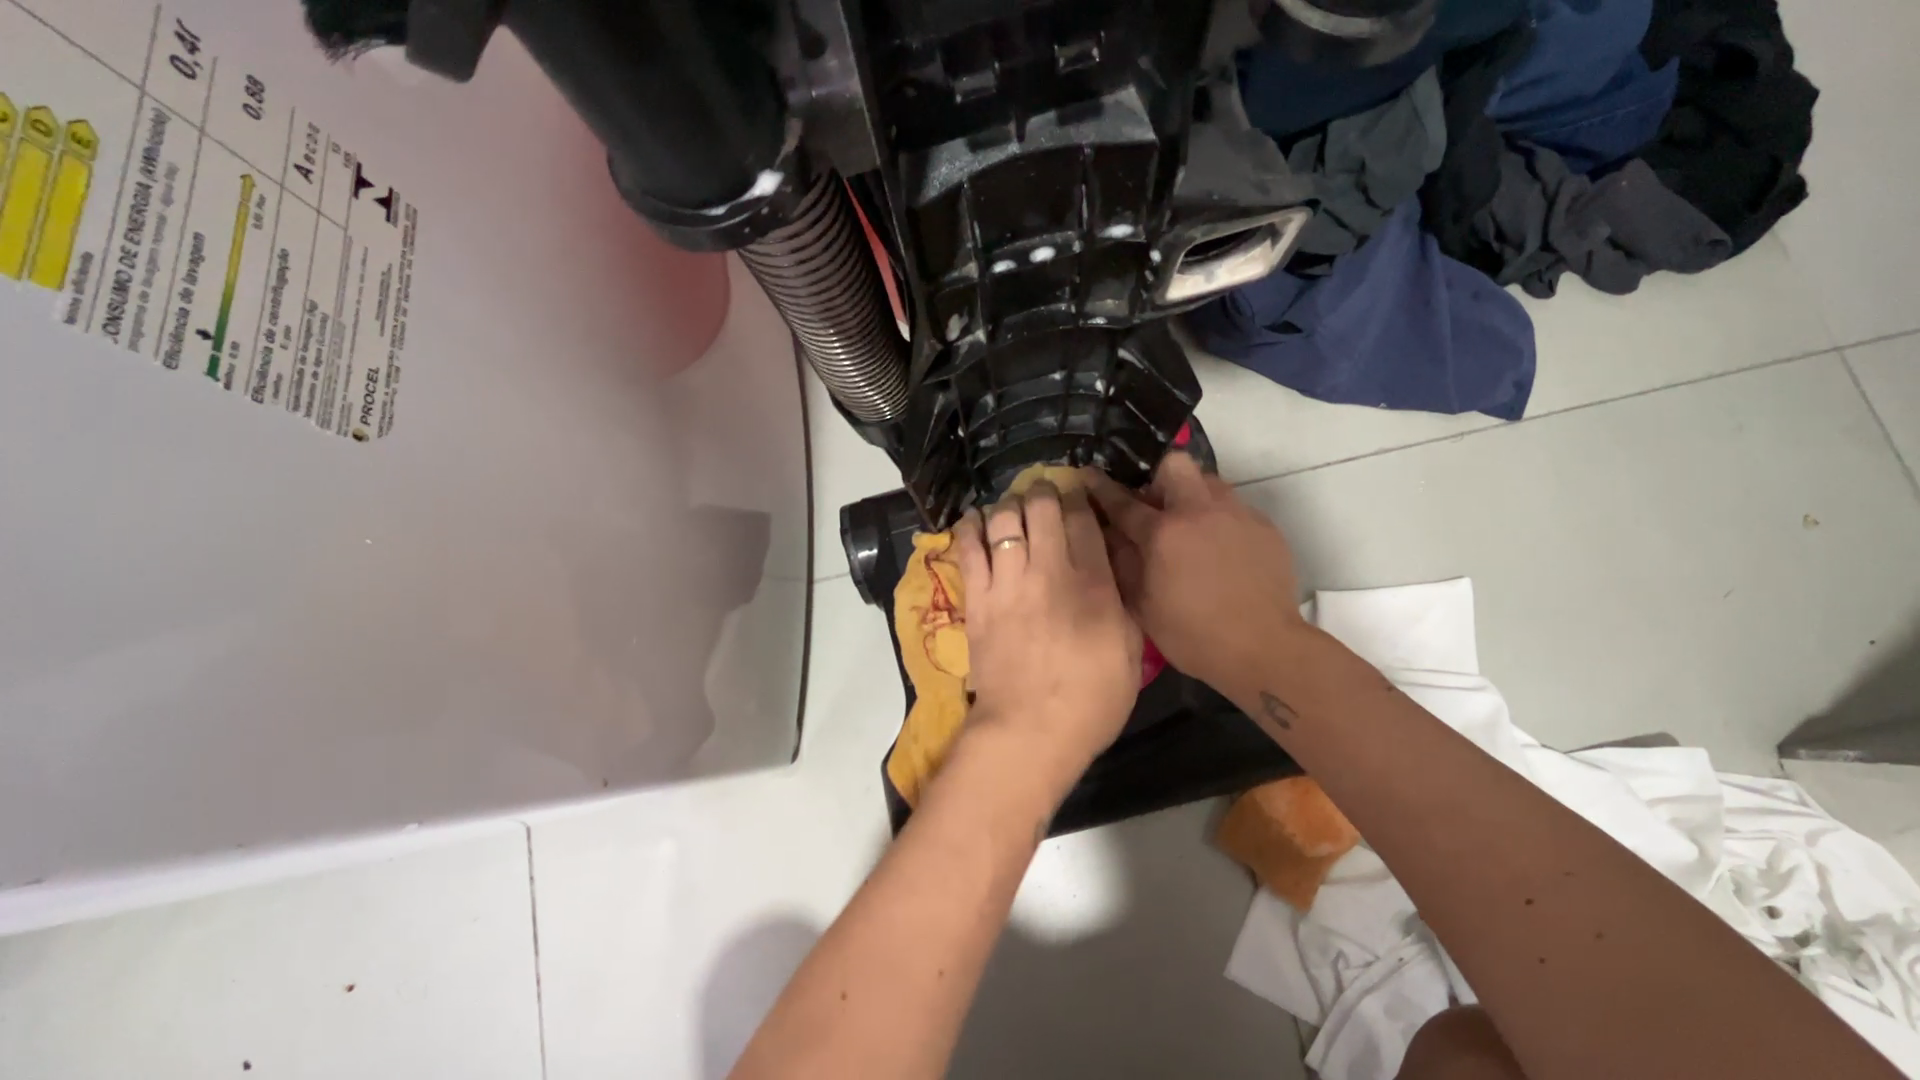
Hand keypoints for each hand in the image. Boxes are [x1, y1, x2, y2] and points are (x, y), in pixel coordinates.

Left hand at [951, 480, 1142, 787]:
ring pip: (1004, 519)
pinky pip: (968, 548)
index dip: (1080, 497)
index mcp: (1094, 582)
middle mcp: (1050, 569)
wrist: (1030, 731)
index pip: (1083, 517)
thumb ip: (1123, 604)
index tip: (1079, 496)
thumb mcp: (1130, 652)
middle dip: (1044, 492)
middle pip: (1041, 506)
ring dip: (1009, 506)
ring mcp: (1008, 581)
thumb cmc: (1091, 700)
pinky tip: (975, 520)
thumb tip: (1115, 573)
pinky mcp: (977, 598)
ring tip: (1013, 509)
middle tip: (1045, 495)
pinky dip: (970, 527)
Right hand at [1084, 452, 1306, 698]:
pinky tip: (1220, 550)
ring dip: (1191, 495)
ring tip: (1188, 526)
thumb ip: (1121, 564)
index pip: (1123, 501)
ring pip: (1209, 481)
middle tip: (1153, 505)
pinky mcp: (1264, 526)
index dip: (1101, 486)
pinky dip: (1220, 520)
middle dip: (1157, 476)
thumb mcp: (1142, 607)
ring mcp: (1237, 515)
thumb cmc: (1193, 635)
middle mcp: (1200, 512)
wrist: (1263, 648)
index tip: (1087, 474)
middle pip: (1174, 464)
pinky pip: (1234, 508)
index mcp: (1163, 534)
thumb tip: (1108, 535)